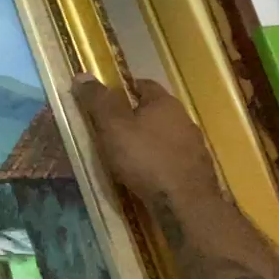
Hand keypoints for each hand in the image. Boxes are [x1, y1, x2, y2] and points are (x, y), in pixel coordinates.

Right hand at [73, 76, 221, 208]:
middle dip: (134, 115)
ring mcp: (194, 146)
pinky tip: (144, 172)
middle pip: (155, 110)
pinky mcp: (197, 170)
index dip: (123, 88)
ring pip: (164, 134)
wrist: (185, 205)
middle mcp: (184, 119)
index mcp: (165, 103)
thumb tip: (82, 74)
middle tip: (109, 127)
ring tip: (125, 153)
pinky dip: (157, 159)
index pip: (144, 84)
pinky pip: (172, 157)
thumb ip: (98, 101)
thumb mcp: (113, 127)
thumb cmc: (145, 158)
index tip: (105, 99)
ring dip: (147, 139)